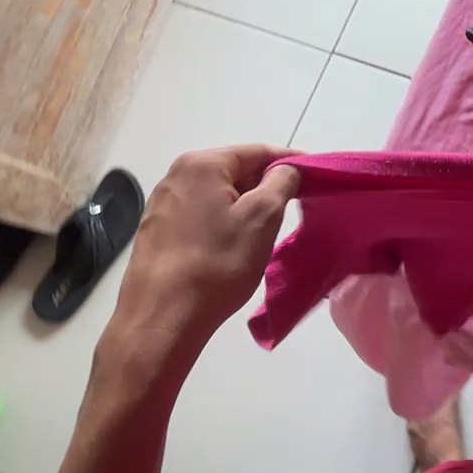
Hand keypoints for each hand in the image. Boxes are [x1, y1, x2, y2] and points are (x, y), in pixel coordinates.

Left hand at [97, 145, 299, 399]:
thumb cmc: (217, 264)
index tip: (316, 176)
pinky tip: (232, 248)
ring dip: (244, 207)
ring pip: (219, 195)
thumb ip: (282, 182)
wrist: (160, 321)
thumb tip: (288, 169)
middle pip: (236, 171)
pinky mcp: (156, 232)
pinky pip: (201, 215)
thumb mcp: (262, 217)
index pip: (258, 151)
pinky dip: (223, 223)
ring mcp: (162, 204)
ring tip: (264, 233)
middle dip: (266, 186)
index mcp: (202, 164)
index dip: (291, 162)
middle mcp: (176, 176)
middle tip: (293, 209)